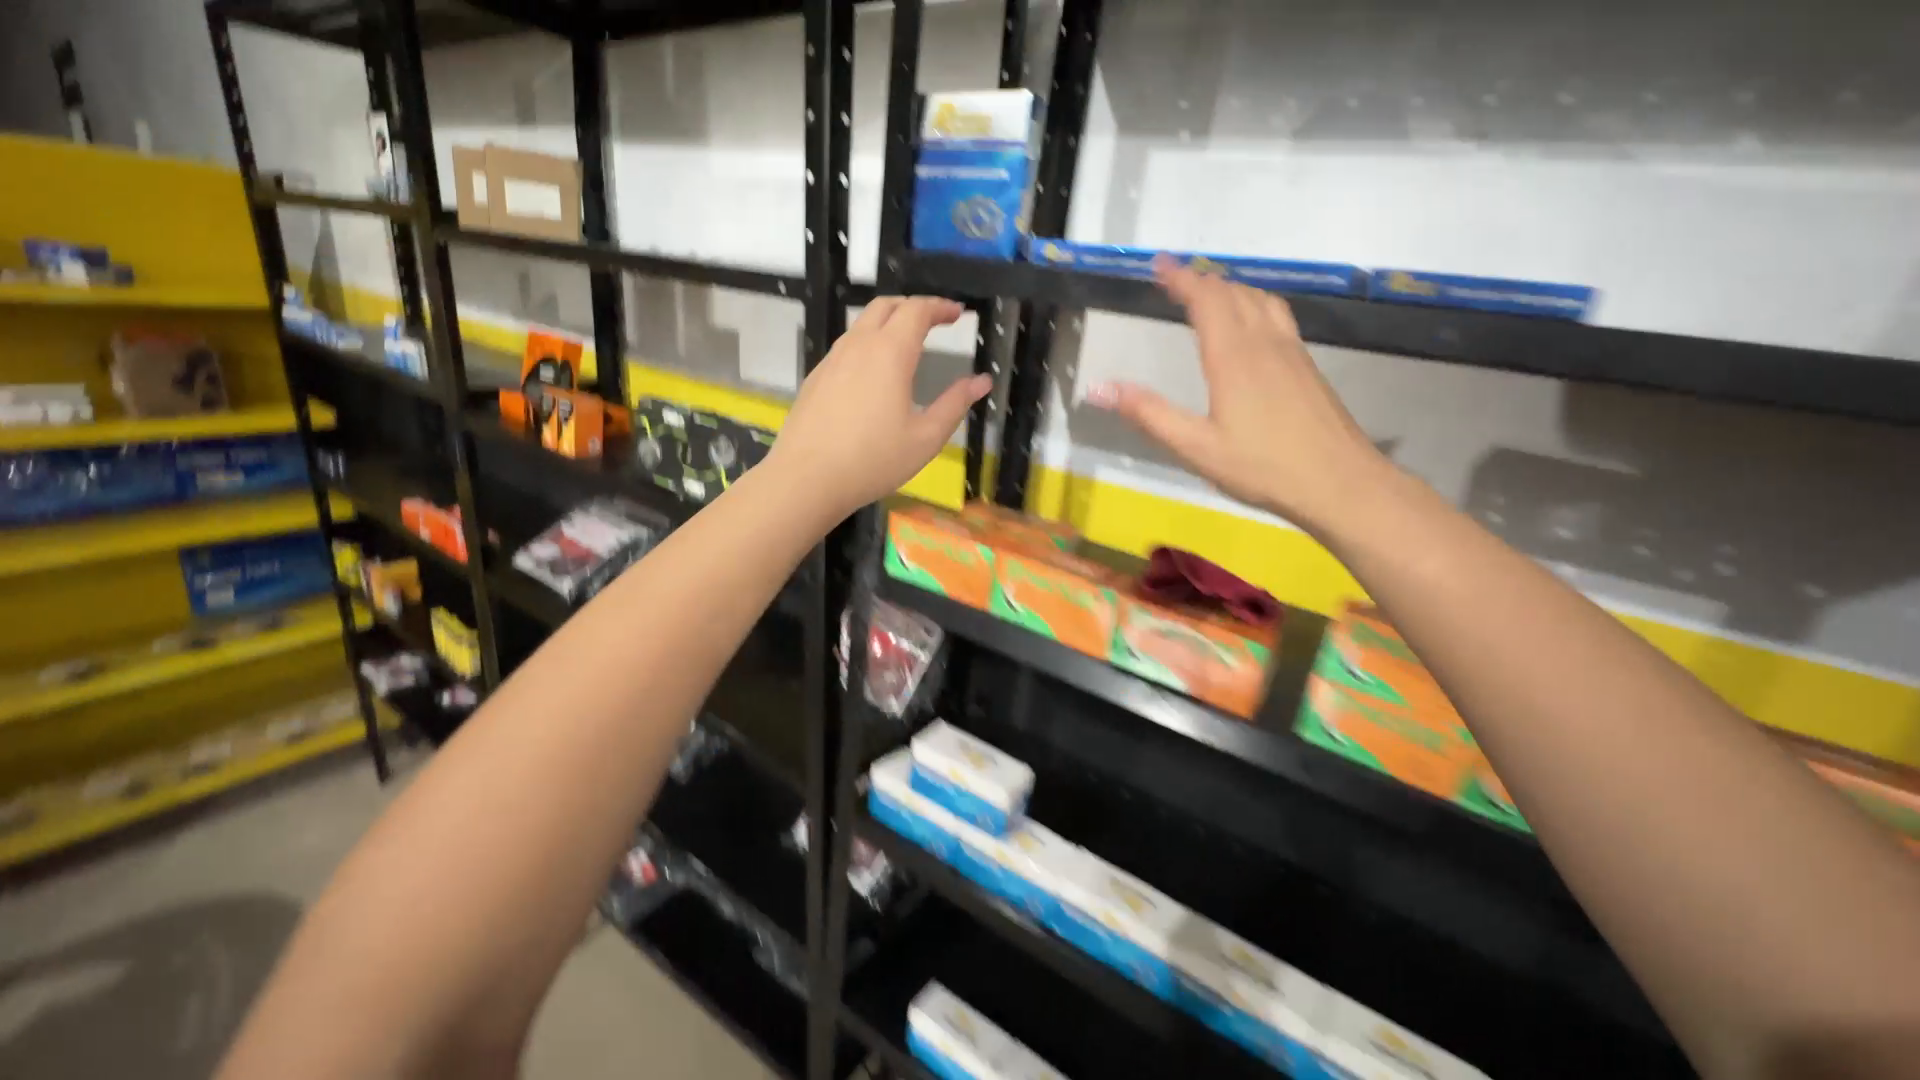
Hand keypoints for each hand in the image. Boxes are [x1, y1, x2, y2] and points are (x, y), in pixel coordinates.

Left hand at [768, 296, 990, 519]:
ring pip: (862, 325)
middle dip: (913, 307)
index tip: (957, 313)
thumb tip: (981, 382)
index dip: (940, 307)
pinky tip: (874, 375)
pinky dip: (868, 344)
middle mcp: (858, 346)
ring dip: (888, 323)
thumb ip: (955, 405)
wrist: (806, 479)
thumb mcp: (925, 438)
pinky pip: (846, 347)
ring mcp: (832, 360)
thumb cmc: (873, 461)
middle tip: (935, 321)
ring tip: (907, 344)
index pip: (917, 311)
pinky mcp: (816, 378)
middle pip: (886, 306)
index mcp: (890, 353)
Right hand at [1087, 258, 1386, 528]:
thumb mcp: (1196, 448)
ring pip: (1260, 300)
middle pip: (1233, 292)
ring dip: (1230, 288)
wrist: (1341, 483)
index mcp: (1232, 356)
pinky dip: (1254, 304)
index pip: (1205, 299)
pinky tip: (1252, 325)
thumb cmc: (1263, 468)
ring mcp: (1291, 351)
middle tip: (1174, 278)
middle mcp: (1264, 342)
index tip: (1159, 265)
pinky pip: (1277, 316)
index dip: (1181, 278)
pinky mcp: (1308, 366)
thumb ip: (1149, 414)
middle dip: (1201, 280)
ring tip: (1209, 293)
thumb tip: (1099, 388)